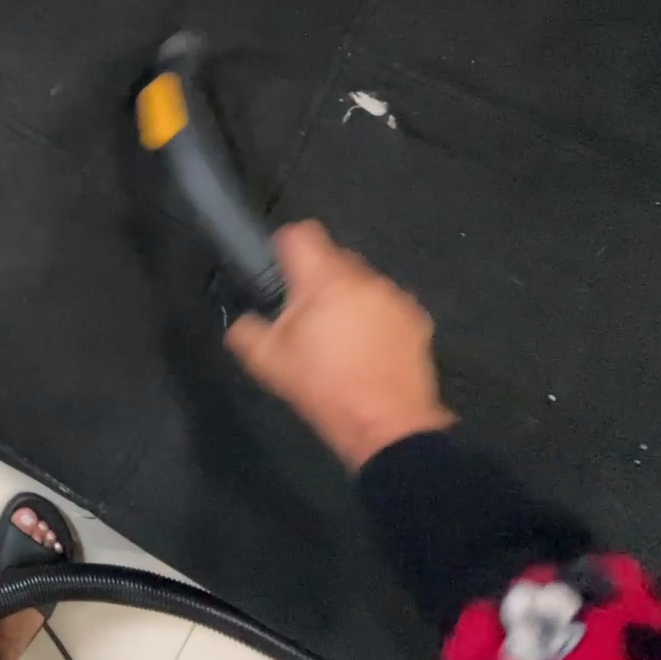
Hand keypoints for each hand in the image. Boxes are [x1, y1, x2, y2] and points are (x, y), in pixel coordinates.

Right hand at [225, 220, 456, 469]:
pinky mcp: (416, 319)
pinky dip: (370, 312)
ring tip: (334, 329)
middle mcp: (363, 280)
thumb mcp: (264, 359)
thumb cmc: (322, 386)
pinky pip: (383, 300)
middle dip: (314, 274)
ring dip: (343, 293)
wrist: (386, 426)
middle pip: (331, 254)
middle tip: (301, 309)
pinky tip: (361, 343)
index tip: (277, 265)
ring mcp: (394, 298)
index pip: (300, 233)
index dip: (283, 242)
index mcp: (323, 282)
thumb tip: (245, 316)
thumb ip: (244, 327)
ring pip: (359, 278)